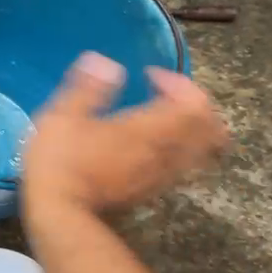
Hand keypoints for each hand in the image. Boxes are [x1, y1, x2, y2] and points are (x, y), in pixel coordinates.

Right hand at [21, 52, 227, 216]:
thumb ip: (87, 89)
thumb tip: (104, 61)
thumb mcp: (61, 117)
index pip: (192, 101)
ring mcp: (164, 174)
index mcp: (150, 128)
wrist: (61, 211)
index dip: (178, 83)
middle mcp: (168, 150)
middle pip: (211, 128)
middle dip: (198, 108)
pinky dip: (181, 152)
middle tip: (170, 98)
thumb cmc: (60, 160)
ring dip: (196, 131)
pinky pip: (185, 168)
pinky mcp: (153, 190)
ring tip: (169, 123)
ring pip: (204, 151)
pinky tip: (154, 150)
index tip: (149, 76)